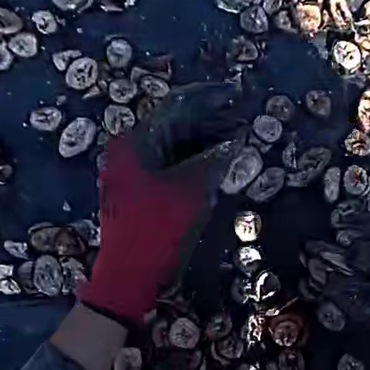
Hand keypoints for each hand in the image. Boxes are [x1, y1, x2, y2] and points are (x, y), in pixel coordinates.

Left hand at [77, 82, 244, 325]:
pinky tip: (218, 160)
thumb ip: (213, 159)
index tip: (237, 92)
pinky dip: (194, 160)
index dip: (210, 98)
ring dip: (204, 140)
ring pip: (173, 144)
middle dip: (210, 119)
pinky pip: (170, 164)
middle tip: (243, 115)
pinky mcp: (138, 190)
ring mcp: (131, 171)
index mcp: (134, 143)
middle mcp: (129, 151)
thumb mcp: (189, 192)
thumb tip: (235, 140)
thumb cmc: (154, 231)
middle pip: (174, 123)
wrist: (127, 277)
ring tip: (237, 136)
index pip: (175, 106)